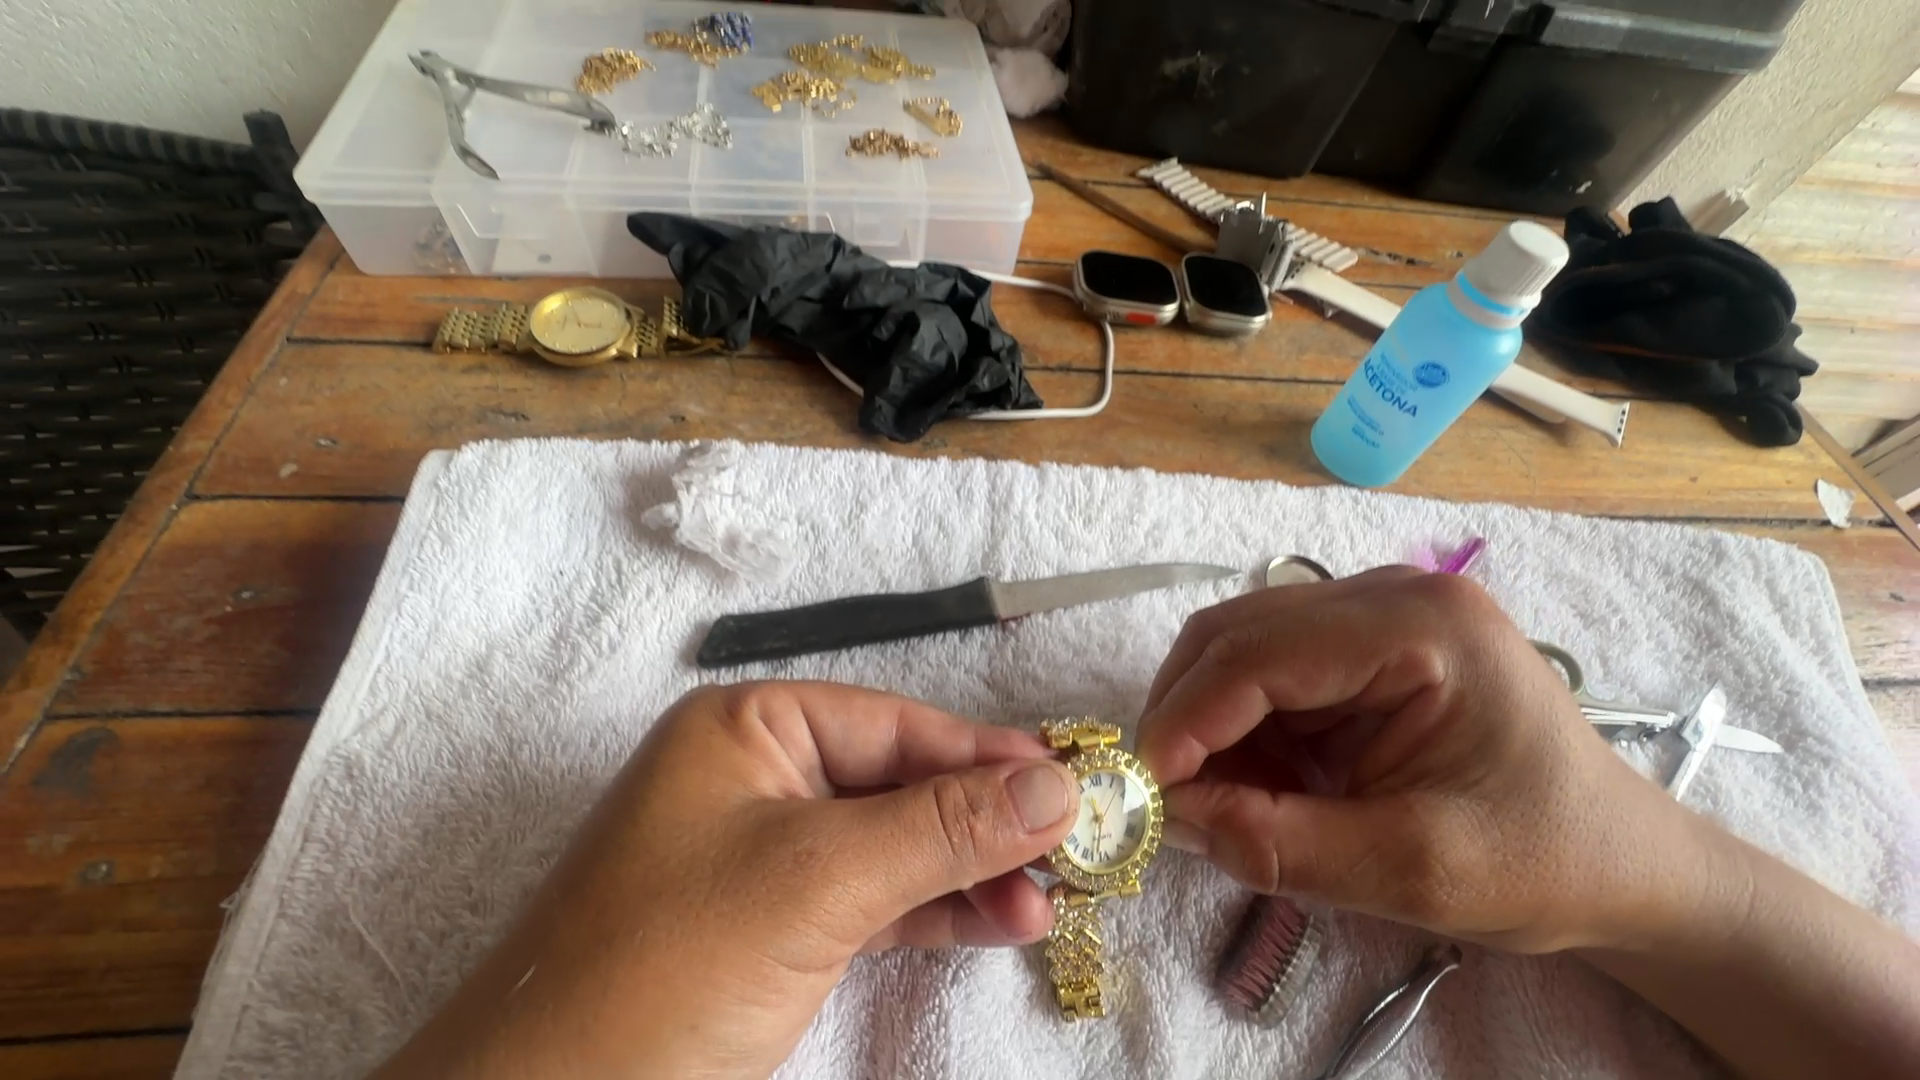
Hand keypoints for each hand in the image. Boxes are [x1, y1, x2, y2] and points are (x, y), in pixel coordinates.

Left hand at [370, 682, 1076, 1079]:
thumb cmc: (669, 964)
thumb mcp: (818, 879)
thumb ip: (942, 826)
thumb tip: (1057, 785)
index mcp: (748, 728)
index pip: (892, 725)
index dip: (983, 752)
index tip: (1069, 775)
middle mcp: (760, 774)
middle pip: (900, 783)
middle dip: (984, 819)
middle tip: (1074, 845)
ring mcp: (770, 851)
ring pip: (895, 844)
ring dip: (971, 870)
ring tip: (1047, 899)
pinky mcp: (779, 921)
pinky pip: (876, 897)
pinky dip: (936, 910)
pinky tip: (998, 921)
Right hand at [1137, 566, 1708, 953]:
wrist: (1621, 863)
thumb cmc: (1543, 864)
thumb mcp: (1415, 873)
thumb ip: (1281, 843)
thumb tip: (1170, 819)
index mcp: (1420, 628)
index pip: (1260, 654)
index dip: (1186, 719)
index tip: (1142, 789)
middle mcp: (1386, 594)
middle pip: (1233, 636)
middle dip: (1183, 718)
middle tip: (1163, 796)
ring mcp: (1368, 612)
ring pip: (1233, 651)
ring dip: (1204, 727)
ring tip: (1214, 800)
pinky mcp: (1354, 643)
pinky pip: (1260, 675)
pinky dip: (1234, 732)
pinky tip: (1252, 782)